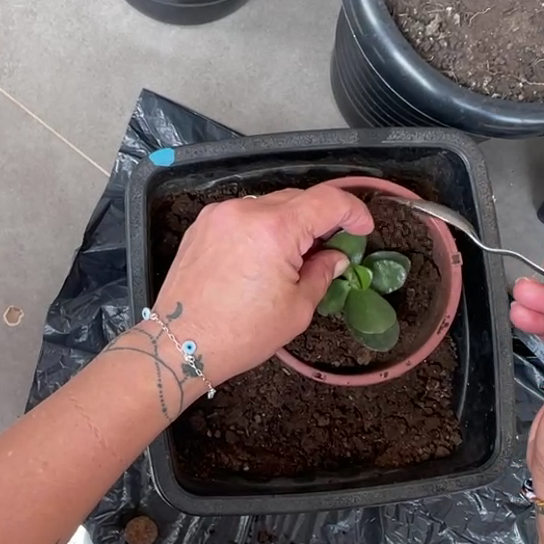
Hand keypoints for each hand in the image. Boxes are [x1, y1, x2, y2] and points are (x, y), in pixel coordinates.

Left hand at [152, 184, 372, 382]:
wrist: (180, 344)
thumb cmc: (239, 334)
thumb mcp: (296, 309)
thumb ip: (322, 273)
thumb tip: (334, 257)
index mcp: (274, 229)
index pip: (328, 201)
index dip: (353, 211)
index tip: (363, 227)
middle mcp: (245, 211)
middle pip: (297, 200)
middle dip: (318, 221)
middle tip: (329, 249)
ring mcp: (219, 215)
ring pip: (268, 206)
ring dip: (287, 225)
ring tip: (292, 259)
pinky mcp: (202, 225)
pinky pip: (242, 216)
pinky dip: (259, 229)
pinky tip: (261, 259)